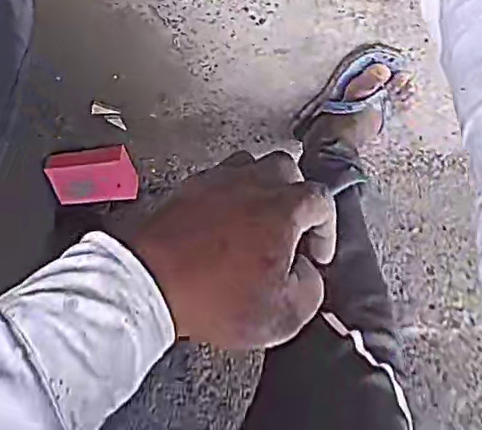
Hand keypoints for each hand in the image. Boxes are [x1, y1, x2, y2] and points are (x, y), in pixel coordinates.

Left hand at [125, 151, 336, 349]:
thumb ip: (311, 287)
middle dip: (296, 199)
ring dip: (262, 190)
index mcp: (282, 207)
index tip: (316, 254)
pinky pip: (222, 178)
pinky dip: (231, 195)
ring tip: (258, 224)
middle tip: (290, 232)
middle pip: (287, 170)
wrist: (155, 280)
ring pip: (253, 166)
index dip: (326, 230)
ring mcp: (220, 178)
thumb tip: (307, 272)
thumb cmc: (215, 295)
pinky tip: (227, 223)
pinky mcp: (193, 184)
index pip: (321, 198)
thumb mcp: (284, 314)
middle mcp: (253, 182)